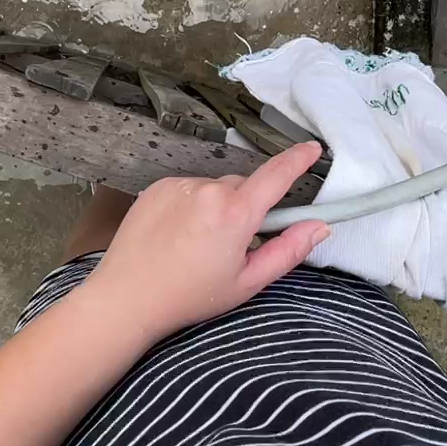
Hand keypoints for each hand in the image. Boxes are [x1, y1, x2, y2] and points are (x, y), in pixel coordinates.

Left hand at [77, 142, 329, 341]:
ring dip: (216, 206)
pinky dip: (191, 205)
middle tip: (231, 244)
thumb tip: (320, 226)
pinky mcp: (158, 186)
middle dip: (245, 207)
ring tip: (196, 243)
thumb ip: (288, 250)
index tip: (312, 148)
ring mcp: (180, 185)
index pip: (276, 175)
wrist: (126, 297)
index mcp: (235, 214)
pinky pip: (188, 189)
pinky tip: (177, 233)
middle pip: (243, 186)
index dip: (298, 159)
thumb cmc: (189, 296)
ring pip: (214, 188)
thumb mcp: (247, 282)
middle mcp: (208, 189)